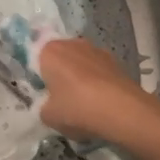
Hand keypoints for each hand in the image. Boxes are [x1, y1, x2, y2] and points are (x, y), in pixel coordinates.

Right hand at [35, 37, 150, 141]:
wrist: (123, 111)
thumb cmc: (77, 108)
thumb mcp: (48, 116)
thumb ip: (43, 107)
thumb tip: (49, 106)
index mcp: (49, 51)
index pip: (36, 59)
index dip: (38, 77)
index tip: (43, 94)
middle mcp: (71, 43)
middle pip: (60, 59)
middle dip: (60, 75)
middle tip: (61, 99)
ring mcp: (96, 50)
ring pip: (81, 64)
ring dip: (80, 78)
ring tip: (84, 103)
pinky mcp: (116, 61)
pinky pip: (98, 71)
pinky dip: (97, 83)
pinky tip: (101, 103)